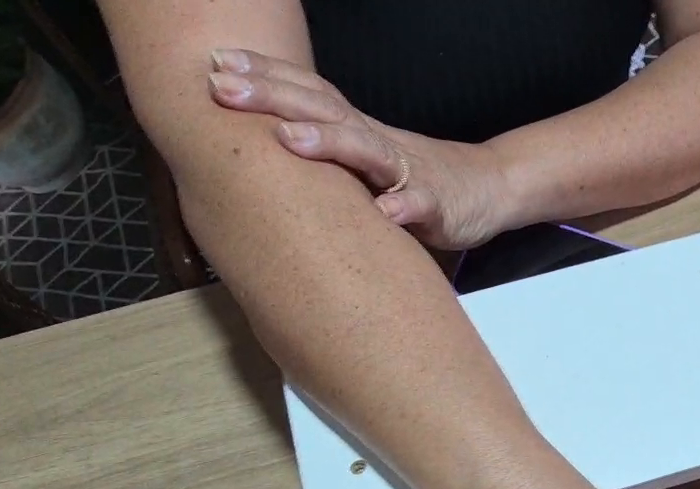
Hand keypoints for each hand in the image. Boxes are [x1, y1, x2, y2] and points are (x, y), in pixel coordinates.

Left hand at [208, 49, 514, 248]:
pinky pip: (417, 206)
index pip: (308, 92)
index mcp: (357, 130)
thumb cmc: (418, 179)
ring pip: (366, 152)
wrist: (485, 190)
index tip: (214, 63)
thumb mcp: (367, 160)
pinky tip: (381, 214)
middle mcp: (377, 142)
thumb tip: (263, 153)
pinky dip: (400, 209)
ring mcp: (407, 173)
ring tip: (288, 139)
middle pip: (324, 109)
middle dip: (273, 95)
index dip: (264, 75)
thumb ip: (328, 155)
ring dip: (328, 142)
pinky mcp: (436, 206)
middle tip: (223, 86)